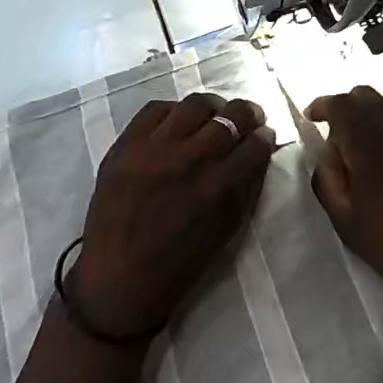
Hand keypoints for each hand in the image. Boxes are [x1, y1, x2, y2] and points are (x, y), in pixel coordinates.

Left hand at [73, 94, 277, 338]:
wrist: (116, 277)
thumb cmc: (177, 265)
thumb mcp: (224, 232)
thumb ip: (244, 188)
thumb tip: (259, 152)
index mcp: (217, 189)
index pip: (254, 146)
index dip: (265, 136)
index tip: (265, 134)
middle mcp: (189, 161)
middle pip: (229, 117)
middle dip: (247, 113)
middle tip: (249, 116)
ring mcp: (153, 149)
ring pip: (194, 105)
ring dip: (213, 106)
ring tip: (215, 114)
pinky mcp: (125, 145)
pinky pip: (154, 109)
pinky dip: (173, 111)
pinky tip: (178, 121)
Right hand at [308, 87, 382, 314]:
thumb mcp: (345, 220)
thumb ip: (327, 178)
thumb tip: (326, 153)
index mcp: (369, 146)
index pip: (340, 104)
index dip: (322, 105)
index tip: (311, 118)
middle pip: (365, 96)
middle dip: (344, 106)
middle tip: (334, 133)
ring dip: (369, 114)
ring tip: (362, 144)